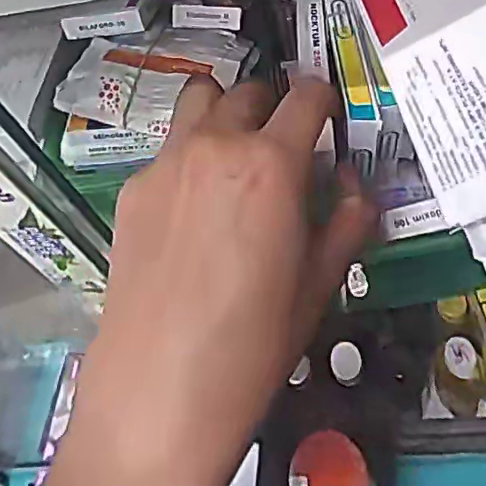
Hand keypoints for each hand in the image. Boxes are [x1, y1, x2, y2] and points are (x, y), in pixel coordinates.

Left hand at [1, 79, 376, 485]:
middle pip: (251, 91)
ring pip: (200, 99)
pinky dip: (190, 155)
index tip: (327, 118)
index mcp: (271, 164)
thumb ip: (346, 218)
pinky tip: (192, 210)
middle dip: (274, 108)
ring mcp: (167, 162)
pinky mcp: (133, 187)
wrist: (157, 395)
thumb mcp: (319, 283)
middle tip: (282, 148)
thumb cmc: (254, 346)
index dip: (325, 101)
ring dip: (225, 111)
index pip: (308, 97)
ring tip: (234, 156)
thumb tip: (351, 184)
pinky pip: (170, 148)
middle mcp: (216, 146)